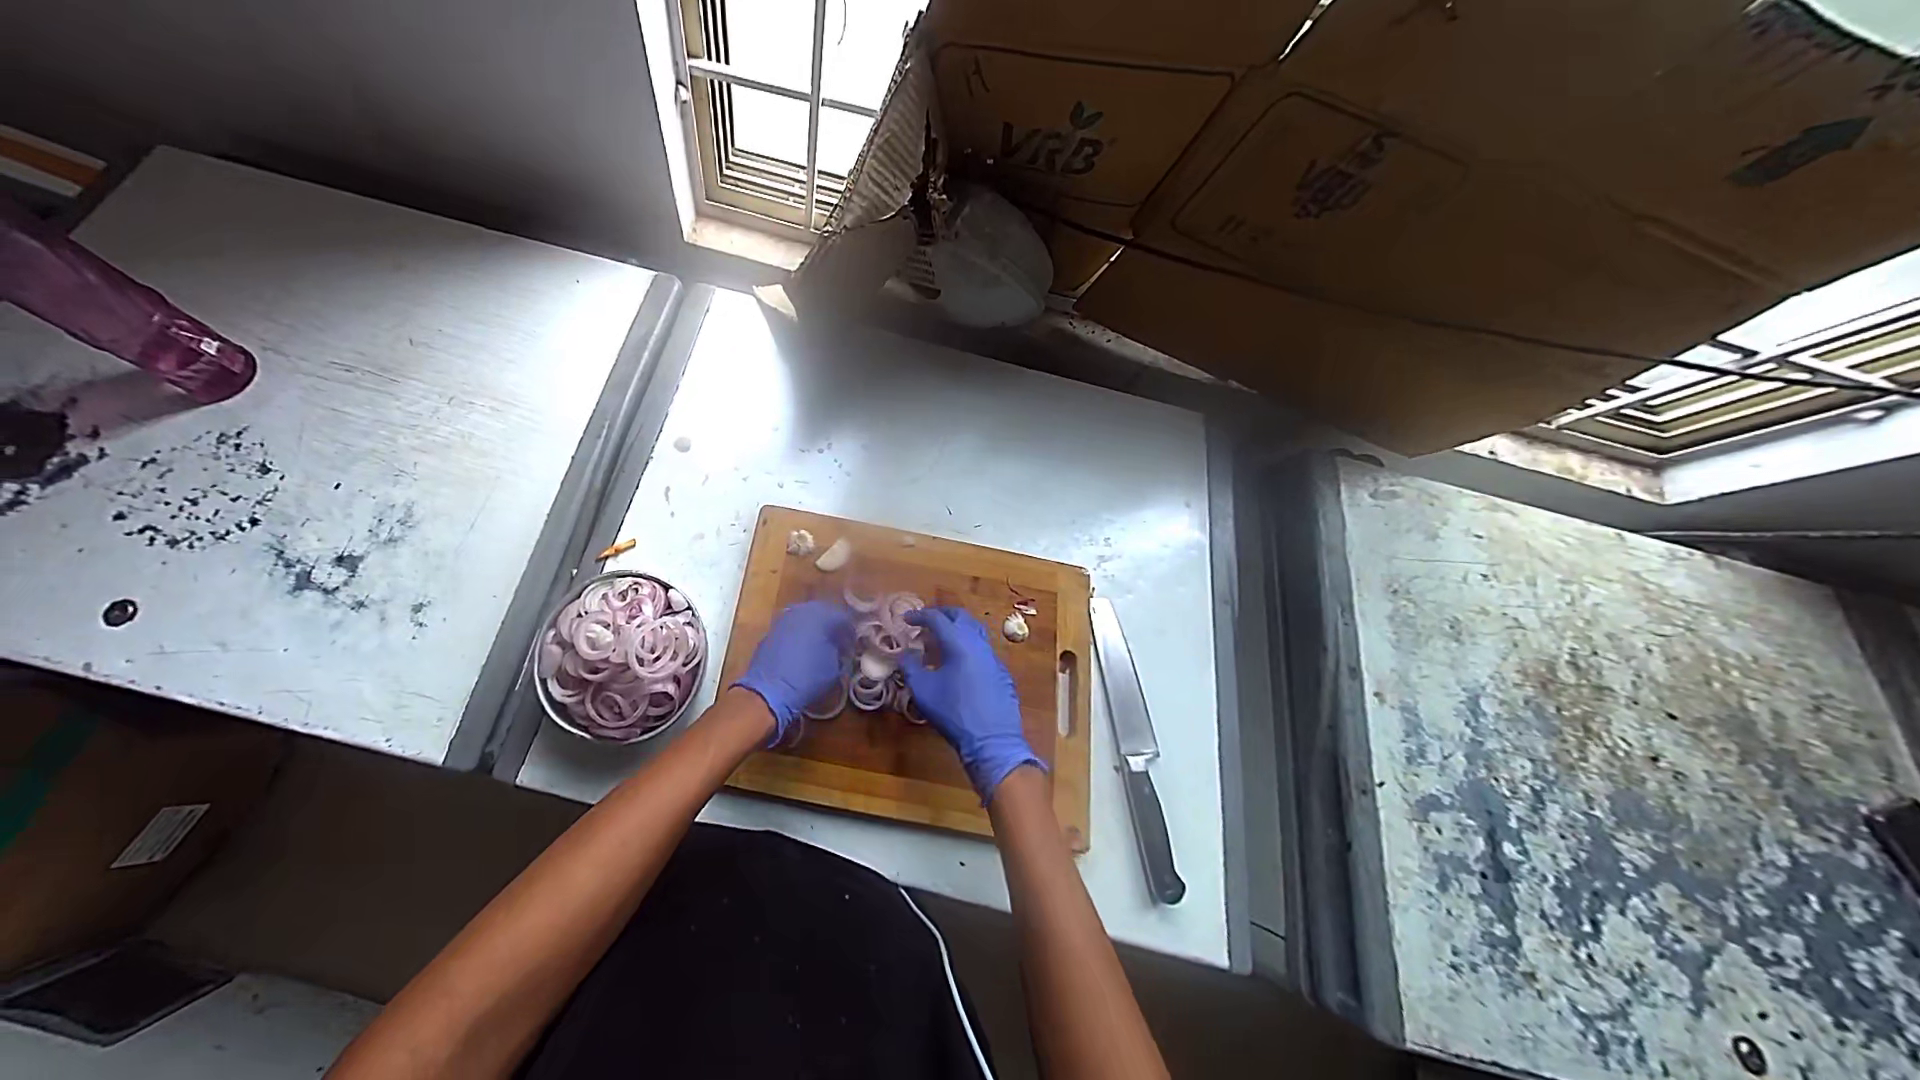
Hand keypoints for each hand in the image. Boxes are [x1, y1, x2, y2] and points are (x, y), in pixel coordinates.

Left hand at [732, 601, 850, 746]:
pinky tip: (804, 651)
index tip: (855, 644)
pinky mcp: (771, 632)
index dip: (852, 631)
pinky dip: (801, 635)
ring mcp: (784, 620)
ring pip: (807, 619)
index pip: (844, 617)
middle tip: (841, 643)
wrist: (768, 691)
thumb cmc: (807, 678)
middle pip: (824, 613)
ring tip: (823, 647)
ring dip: (817, 630)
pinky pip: (793, 628)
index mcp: (821, 614)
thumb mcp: (834, 667)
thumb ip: (841, 650)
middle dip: (834, 626)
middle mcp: (801, 611)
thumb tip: (842, 646)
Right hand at [901, 607, 1043, 802]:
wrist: (992, 739)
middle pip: (961, 617)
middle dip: (942, 615)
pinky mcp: (1001, 672)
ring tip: (941, 640)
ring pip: (975, 631)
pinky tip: (959, 663)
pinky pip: (982, 649)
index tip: (906, 618)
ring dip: (957, 629)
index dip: (919, 615)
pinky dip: (968, 646)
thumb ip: (910, 667)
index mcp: (959, 642)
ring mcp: (993, 657)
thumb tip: (904, 654)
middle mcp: (979, 643)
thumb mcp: (923, 690)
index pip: (937, 618)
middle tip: (925, 622)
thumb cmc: (953, 713)